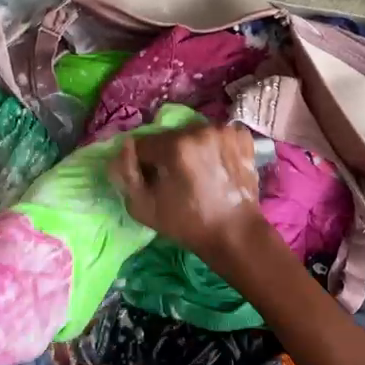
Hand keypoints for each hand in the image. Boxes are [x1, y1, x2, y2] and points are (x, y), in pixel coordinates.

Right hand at [108, 120, 265, 264]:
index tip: (152, 180)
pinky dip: (213, 145)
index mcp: (175, 145)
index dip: (143, 163)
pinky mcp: (242, 136)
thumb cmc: (187, 224)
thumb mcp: (144, 208)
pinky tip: (216, 165)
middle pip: (169, 137)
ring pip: (192, 134)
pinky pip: (216, 134)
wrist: (235, 233)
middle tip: (176, 179)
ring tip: (199, 173)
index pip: (143, 143)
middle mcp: (200, 130)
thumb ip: (126, 174)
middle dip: (167, 154)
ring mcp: (224, 131)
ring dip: (190, 148)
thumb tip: (123, 148)